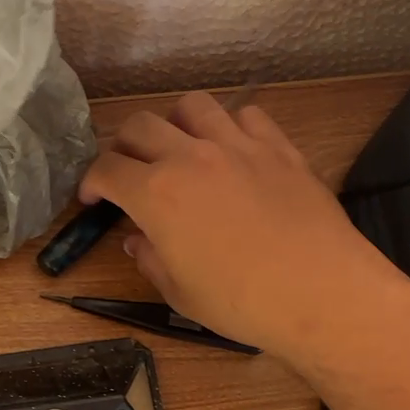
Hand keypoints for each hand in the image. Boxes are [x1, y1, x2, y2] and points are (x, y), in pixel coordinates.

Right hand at [79, 91, 409, 369]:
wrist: (318, 292)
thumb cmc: (239, 303)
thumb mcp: (179, 293)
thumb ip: (151, 259)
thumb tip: (139, 240)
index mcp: (156, 195)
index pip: (107, 169)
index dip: (91, 182)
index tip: (92, 199)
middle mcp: (190, 157)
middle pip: (140, 126)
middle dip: (122, 146)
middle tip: (127, 172)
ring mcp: (238, 145)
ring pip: (191, 106)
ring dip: (173, 123)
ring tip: (177, 148)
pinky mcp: (278, 147)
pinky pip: (245, 115)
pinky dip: (227, 127)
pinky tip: (230, 152)